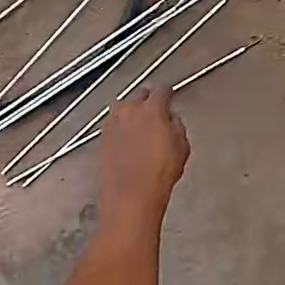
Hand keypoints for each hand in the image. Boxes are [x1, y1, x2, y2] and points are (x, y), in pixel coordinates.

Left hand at [97, 86, 188, 228]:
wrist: (131, 194)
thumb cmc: (158, 173)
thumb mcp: (182, 148)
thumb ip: (177, 128)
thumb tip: (172, 122)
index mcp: (152, 109)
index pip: (161, 90)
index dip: (167, 93)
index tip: (169, 95)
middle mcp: (129, 111)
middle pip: (139, 95)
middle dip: (148, 100)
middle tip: (156, 111)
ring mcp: (112, 123)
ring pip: (122, 107)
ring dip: (131, 111)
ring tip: (139, 125)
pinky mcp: (102, 138)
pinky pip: (112, 124)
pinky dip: (120, 127)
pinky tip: (127, 139)